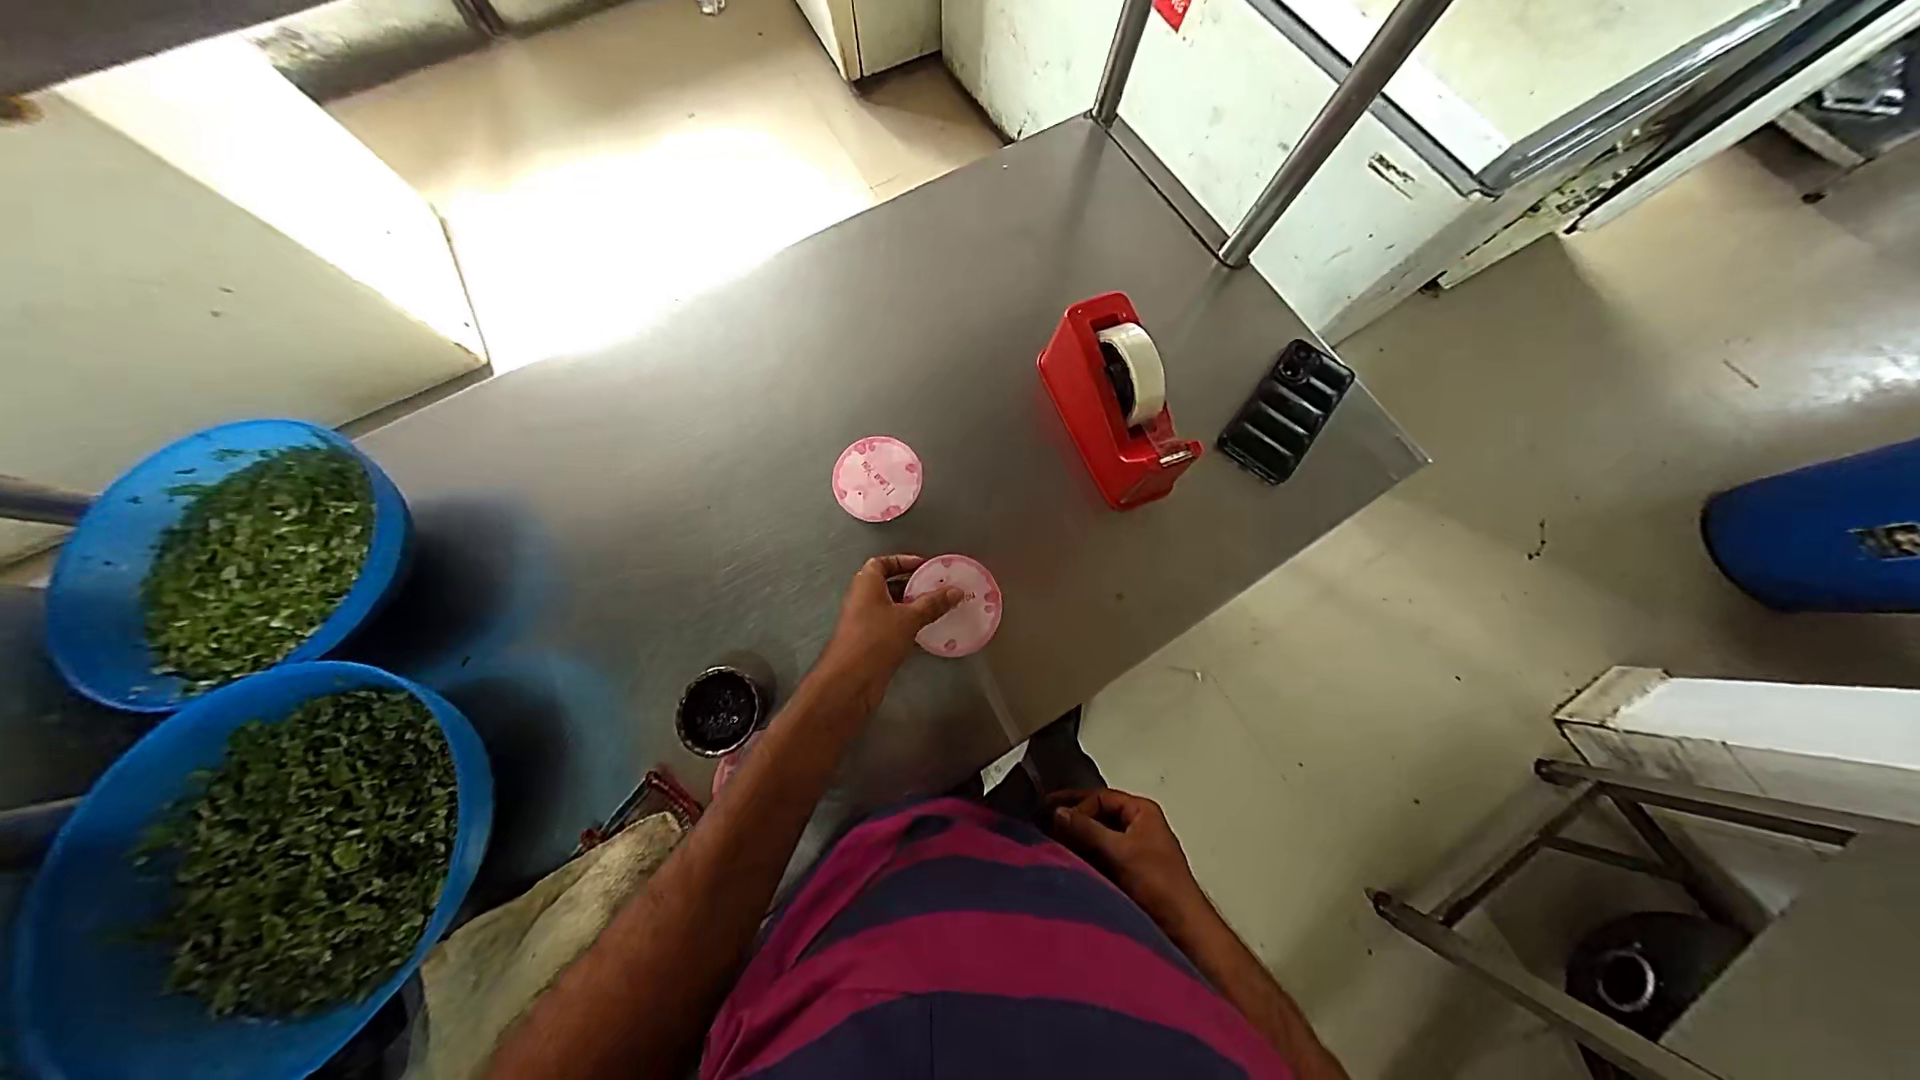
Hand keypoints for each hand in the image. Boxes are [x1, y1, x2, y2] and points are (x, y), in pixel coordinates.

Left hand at [812, 555, 962, 713]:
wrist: (850, 682)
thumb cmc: (875, 640)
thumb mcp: (909, 618)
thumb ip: (933, 603)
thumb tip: (955, 591)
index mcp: (866, 584)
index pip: (882, 563)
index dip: (903, 561)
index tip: (924, 566)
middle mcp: (863, 600)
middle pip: (889, 585)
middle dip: (913, 585)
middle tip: (937, 587)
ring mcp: (865, 622)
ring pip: (892, 608)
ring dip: (913, 607)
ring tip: (939, 608)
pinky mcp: (871, 643)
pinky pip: (893, 627)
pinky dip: (909, 626)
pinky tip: (928, 631)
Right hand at [1049, 788, 1207, 928]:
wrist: (1182, 928)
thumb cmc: (1157, 883)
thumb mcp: (1119, 850)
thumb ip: (1086, 829)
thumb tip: (1057, 812)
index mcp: (1142, 811)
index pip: (1100, 797)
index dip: (1077, 805)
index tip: (1054, 818)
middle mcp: (1137, 826)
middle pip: (1097, 815)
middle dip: (1072, 819)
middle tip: (1043, 823)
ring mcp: (1133, 849)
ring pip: (1096, 836)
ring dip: (1075, 839)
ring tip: (1049, 843)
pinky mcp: (1127, 872)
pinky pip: (1099, 856)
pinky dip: (1082, 856)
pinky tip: (1065, 861)